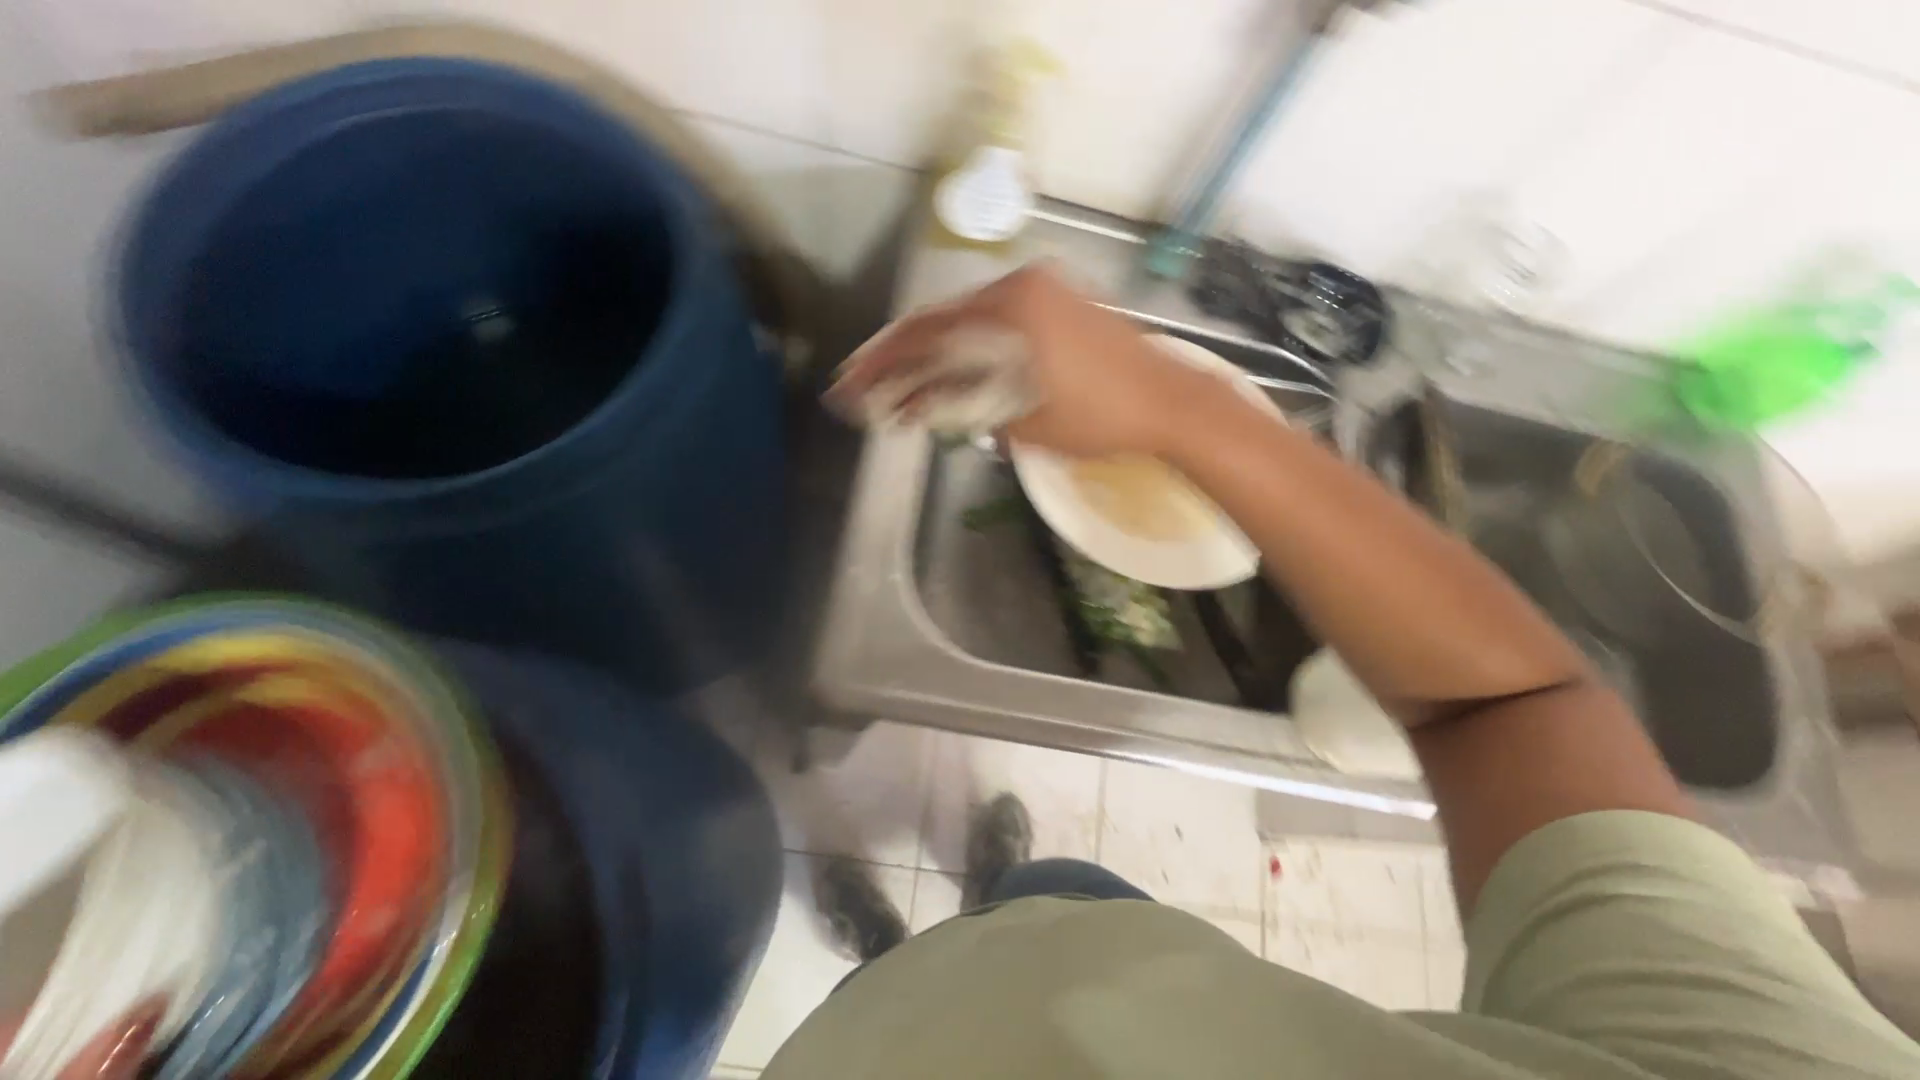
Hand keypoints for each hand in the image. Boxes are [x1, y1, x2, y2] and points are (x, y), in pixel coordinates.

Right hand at [828, 263, 1222, 457]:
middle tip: (863, 385)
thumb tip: (916, 407)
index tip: (852, 386)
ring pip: (969, 323)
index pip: (928, 334)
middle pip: (943, 322)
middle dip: (901, 359)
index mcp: (1009, 305)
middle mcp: (1021, 286)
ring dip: (934, 357)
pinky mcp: (1059, 306)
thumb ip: (964, 406)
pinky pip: (997, 324)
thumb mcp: (1023, 420)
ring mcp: (1043, 292)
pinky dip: (970, 350)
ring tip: (900, 388)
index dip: (884, 363)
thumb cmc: (1100, 416)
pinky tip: (948, 373)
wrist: (1172, 404)